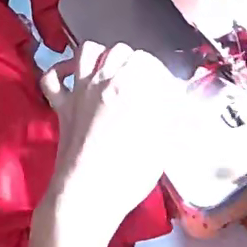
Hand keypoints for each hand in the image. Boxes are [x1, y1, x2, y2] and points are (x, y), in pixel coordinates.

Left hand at [38, 42, 181, 246]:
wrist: (88, 195)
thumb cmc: (129, 173)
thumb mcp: (162, 144)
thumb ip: (173, 120)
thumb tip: (193, 114)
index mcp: (132, 84)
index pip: (149, 62)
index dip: (161, 75)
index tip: (169, 91)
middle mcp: (103, 79)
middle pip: (121, 51)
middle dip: (135, 62)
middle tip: (145, 83)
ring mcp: (78, 90)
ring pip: (87, 51)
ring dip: (101, 55)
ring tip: (112, 71)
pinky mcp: (61, 106)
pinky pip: (52, 77)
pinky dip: (61, 70)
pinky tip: (73, 76)